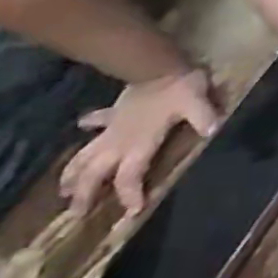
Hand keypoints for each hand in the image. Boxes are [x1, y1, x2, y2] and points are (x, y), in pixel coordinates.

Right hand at [61, 68, 219, 216]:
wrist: (160, 63)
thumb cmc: (180, 87)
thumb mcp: (196, 103)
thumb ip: (204, 117)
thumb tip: (215, 130)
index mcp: (139, 144)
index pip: (129, 176)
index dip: (129, 194)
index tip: (131, 212)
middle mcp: (120, 141)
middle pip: (95, 173)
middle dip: (85, 194)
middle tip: (77, 214)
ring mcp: (113, 127)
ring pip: (84, 155)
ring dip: (72, 172)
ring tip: (62, 190)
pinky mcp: (114, 112)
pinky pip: (96, 121)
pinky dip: (87, 126)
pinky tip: (80, 128)